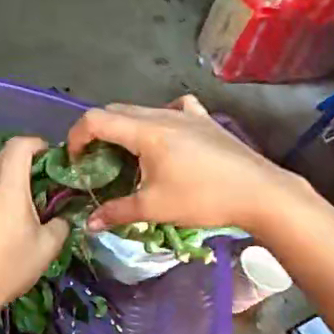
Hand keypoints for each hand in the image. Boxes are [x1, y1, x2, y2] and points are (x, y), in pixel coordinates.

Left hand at [0, 137, 70, 318]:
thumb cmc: (12, 267)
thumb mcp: (48, 247)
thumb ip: (60, 223)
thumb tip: (60, 216)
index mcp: (8, 189)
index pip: (18, 147)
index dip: (35, 143)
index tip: (47, 151)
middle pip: (2, 159)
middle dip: (20, 160)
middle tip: (37, 176)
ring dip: (3, 180)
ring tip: (17, 202)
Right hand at [65, 95, 307, 233]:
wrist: (258, 192)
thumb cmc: (203, 198)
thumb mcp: (154, 208)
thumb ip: (117, 211)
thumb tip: (89, 224)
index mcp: (145, 131)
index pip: (95, 119)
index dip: (76, 136)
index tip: (75, 161)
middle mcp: (162, 114)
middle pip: (116, 111)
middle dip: (98, 133)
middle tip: (96, 162)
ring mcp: (187, 114)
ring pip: (143, 111)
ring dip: (126, 129)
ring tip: (128, 157)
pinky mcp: (205, 121)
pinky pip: (174, 110)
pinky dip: (159, 120)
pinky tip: (166, 139)